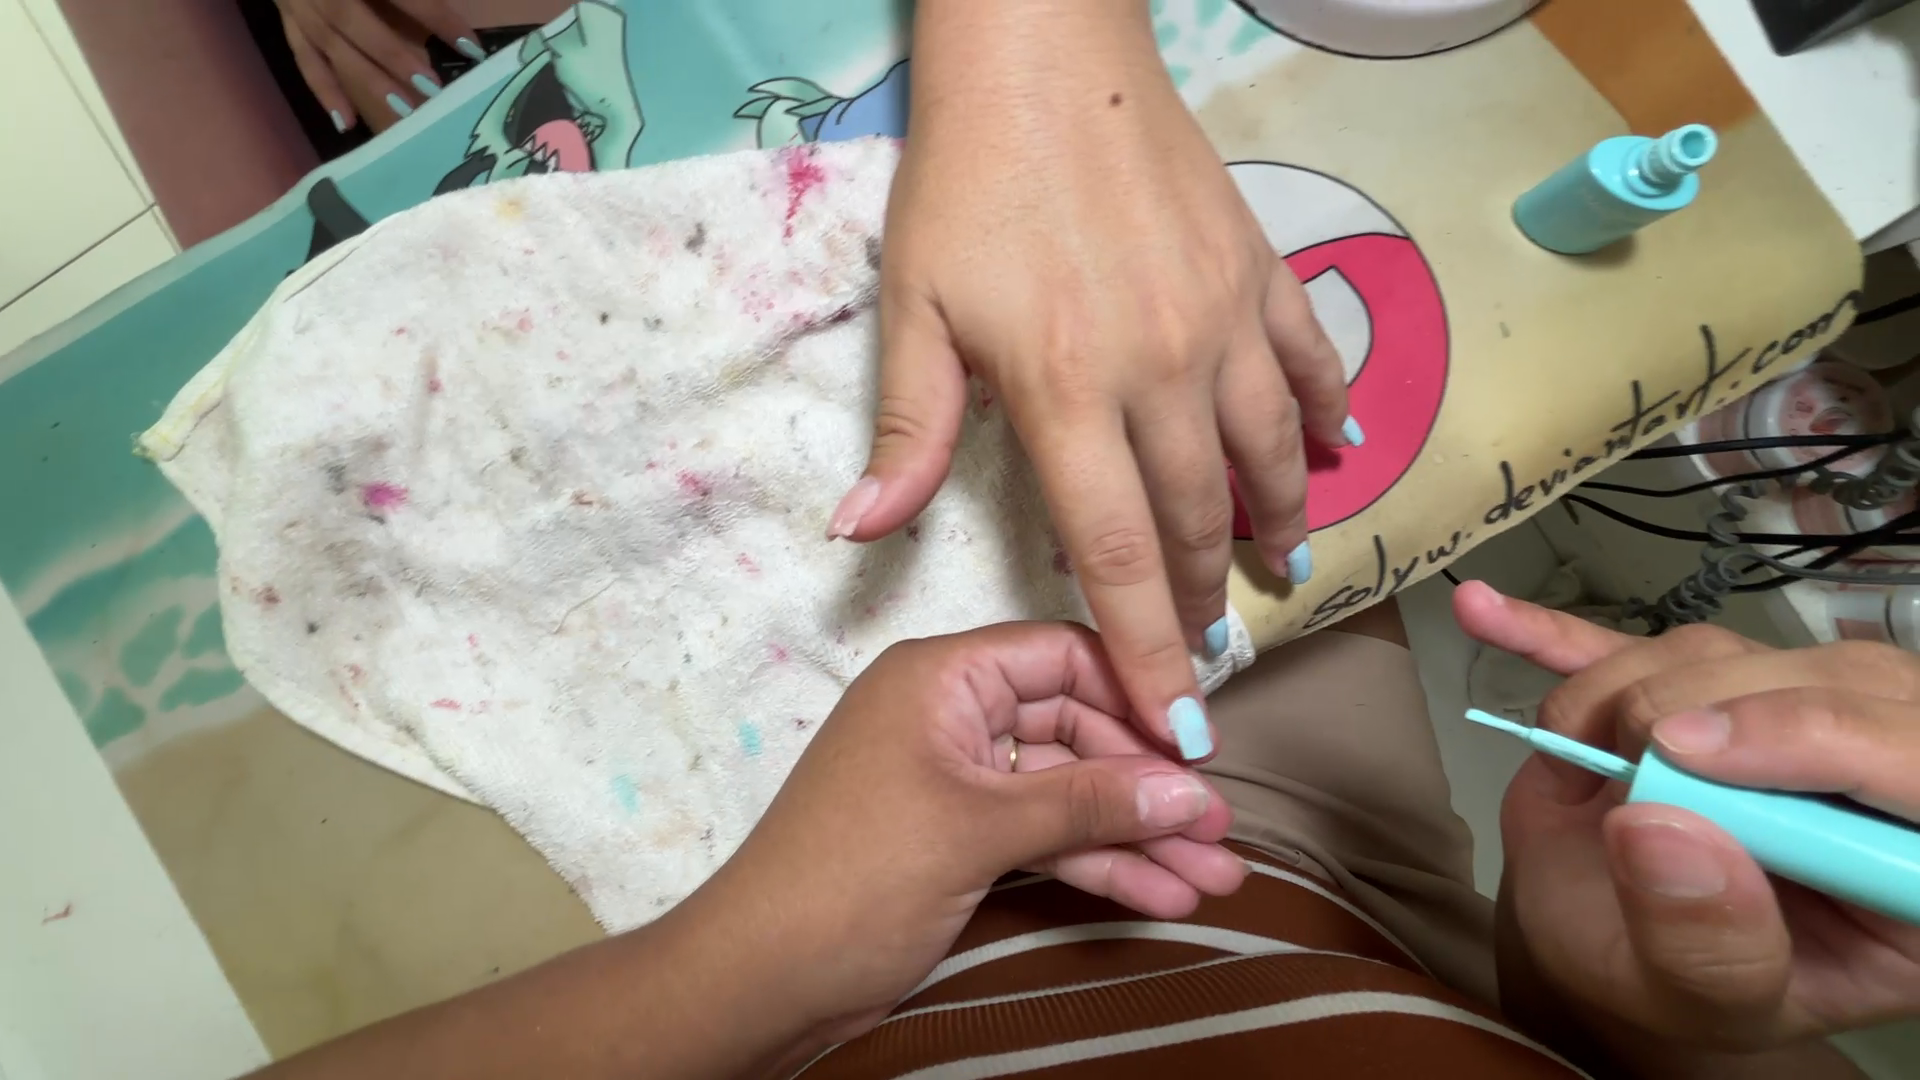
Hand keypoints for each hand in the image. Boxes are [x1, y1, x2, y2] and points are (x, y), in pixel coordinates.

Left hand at [247, 623, 1242, 1079]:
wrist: (755, 981)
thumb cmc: (844, 880)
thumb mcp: (974, 819)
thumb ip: (1071, 783)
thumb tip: (1175, 765)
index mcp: (941, 676)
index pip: (1055, 655)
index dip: (1129, 686)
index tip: (1201, 722)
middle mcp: (947, 708)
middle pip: (1065, 722)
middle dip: (1143, 768)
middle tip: (1222, 813)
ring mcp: (954, 771)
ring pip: (1062, 782)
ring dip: (1129, 821)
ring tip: (1209, 862)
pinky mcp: (956, 831)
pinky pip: (1043, 828)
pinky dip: (1094, 853)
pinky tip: (1154, 882)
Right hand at [273, 0, 480, 130]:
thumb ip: (416, 0)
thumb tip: (463, 34)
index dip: (434, 16)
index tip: (473, 49)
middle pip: (348, 18)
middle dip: (390, 53)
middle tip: (432, 88)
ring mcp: (296, 5)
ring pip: (330, 42)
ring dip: (368, 79)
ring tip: (405, 111)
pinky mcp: (290, 25)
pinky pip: (305, 59)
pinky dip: (325, 91)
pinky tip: (348, 124)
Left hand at [835, 0, 1349, 757]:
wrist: (1043, 62)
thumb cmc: (966, 189)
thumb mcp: (914, 314)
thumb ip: (907, 436)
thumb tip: (859, 533)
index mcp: (1067, 393)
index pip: (1116, 556)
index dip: (1144, 648)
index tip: (1176, 716)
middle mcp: (1162, 371)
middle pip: (1194, 522)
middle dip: (1198, 602)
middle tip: (1202, 650)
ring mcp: (1225, 319)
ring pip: (1267, 458)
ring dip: (1274, 530)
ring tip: (1275, 579)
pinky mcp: (1260, 271)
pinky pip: (1310, 363)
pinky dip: (1326, 420)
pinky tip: (1335, 458)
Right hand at [1455, 581, 1919, 1058]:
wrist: (1593, 936)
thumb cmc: (1659, 982)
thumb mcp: (1693, 995)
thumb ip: (1703, 941)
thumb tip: (1662, 828)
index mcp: (1910, 866)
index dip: (1819, 732)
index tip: (1680, 750)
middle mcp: (1854, 778)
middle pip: (1832, 677)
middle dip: (1707, 701)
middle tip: (1621, 756)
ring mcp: (1748, 720)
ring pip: (1712, 651)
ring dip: (1617, 688)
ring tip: (1568, 756)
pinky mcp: (1652, 692)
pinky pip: (1604, 643)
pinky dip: (1541, 627)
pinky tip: (1481, 609)